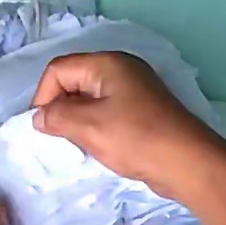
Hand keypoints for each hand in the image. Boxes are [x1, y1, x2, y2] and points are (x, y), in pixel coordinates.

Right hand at [31, 51, 225, 202]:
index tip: (45, 127)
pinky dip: (96, 126)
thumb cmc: (135, 139)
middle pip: (74, 81)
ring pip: (89, 98)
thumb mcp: (88, 126)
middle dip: (60, 108)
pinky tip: (101, 146)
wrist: (186, 161)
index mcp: (107, 63)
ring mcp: (134, 89)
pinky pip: (107, 111)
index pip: (58, 70)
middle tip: (62, 137)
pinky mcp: (142, 110)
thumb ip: (57, 117)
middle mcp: (121, 68)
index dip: (44, 96)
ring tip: (82, 143)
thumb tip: (39, 116)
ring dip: (78, 120)